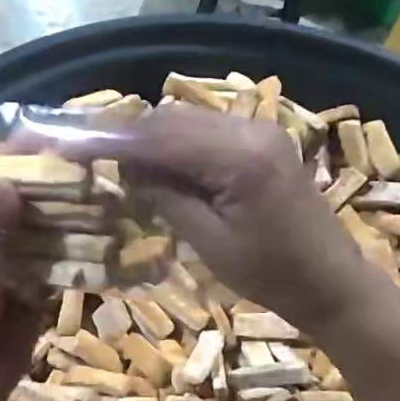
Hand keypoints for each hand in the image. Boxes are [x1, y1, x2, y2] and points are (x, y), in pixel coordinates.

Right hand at [79, 105, 382, 331]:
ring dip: (153, 139)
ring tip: (120, 166)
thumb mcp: (209, 243)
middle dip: (129, 136)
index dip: (111, 140)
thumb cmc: (270, 275)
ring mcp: (262, 130)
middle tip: (90, 159)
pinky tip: (162, 167)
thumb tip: (125, 169)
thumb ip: (165, 197)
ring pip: (190, 120)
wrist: (330, 282)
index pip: (160, 136)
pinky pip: (210, 131)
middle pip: (173, 118)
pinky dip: (180, 144)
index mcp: (239, 156)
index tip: (69, 147)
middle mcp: (251, 128)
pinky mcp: (265, 140)